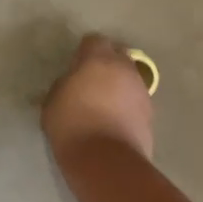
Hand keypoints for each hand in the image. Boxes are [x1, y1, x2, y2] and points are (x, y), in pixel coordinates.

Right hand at [41, 34, 155, 161]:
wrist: (106, 160)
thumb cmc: (71, 124)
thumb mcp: (52, 100)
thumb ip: (64, 84)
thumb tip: (71, 83)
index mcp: (98, 59)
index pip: (94, 40)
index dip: (84, 51)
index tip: (75, 66)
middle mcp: (124, 68)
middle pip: (117, 55)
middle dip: (106, 64)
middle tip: (90, 81)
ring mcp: (141, 91)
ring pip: (129, 78)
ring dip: (118, 85)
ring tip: (103, 104)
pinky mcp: (150, 113)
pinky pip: (136, 100)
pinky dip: (127, 105)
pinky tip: (114, 120)